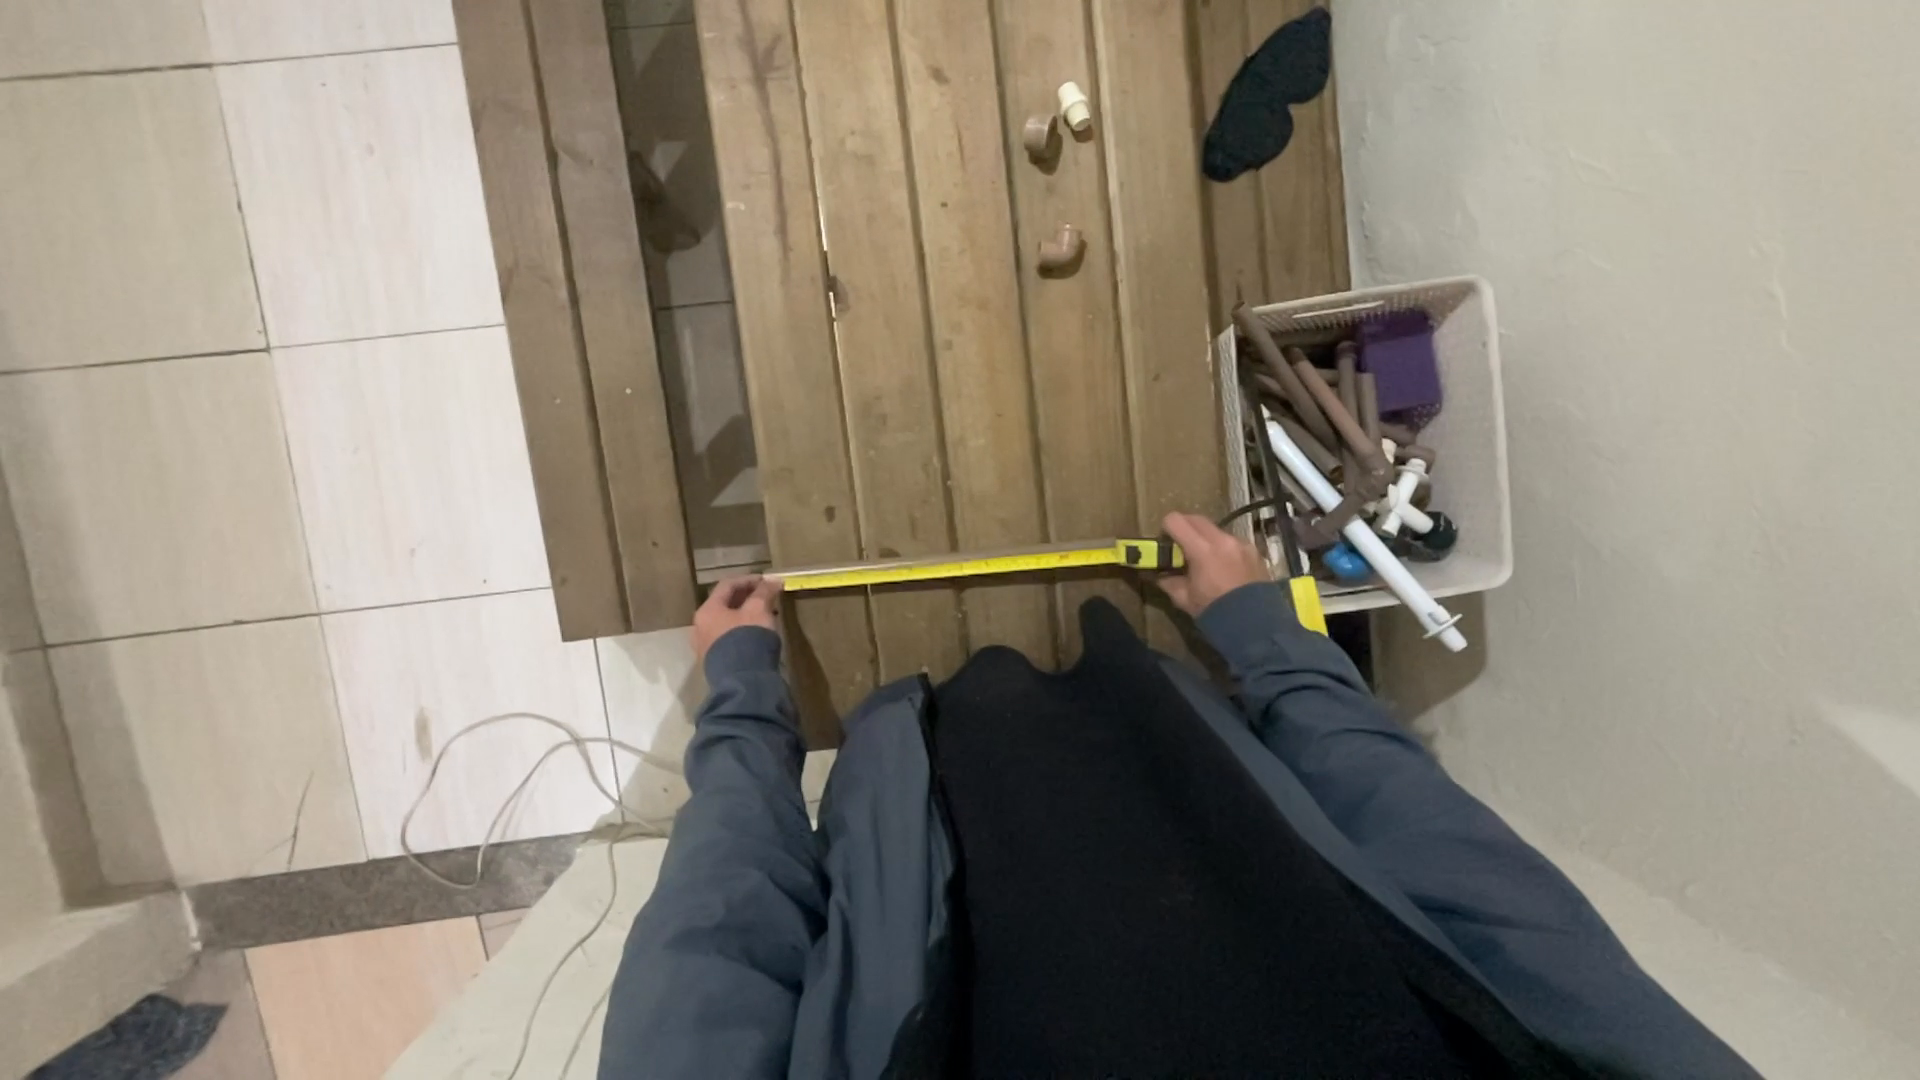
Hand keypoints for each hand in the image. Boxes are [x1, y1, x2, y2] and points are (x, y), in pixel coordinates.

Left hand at [694, 576, 783, 664]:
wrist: (742, 680)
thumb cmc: (748, 637)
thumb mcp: (759, 609)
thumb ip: (764, 592)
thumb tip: (773, 580)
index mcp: (708, 610)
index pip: (726, 586)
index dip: (748, 580)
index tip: (766, 581)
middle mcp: (700, 627)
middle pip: (724, 604)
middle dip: (747, 598)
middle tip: (766, 597)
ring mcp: (705, 647)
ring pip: (725, 623)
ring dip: (745, 615)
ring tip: (765, 616)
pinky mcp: (714, 662)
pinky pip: (727, 639)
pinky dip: (741, 631)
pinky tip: (756, 635)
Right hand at [1153, 512, 1270, 616]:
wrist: (1256, 626)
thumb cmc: (1215, 612)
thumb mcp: (1185, 599)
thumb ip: (1168, 581)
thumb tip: (1156, 574)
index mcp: (1202, 550)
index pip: (1175, 520)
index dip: (1166, 529)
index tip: (1166, 543)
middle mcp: (1223, 540)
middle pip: (1196, 518)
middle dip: (1184, 528)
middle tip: (1180, 548)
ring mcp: (1242, 544)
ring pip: (1216, 529)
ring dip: (1205, 538)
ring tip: (1205, 561)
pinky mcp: (1255, 552)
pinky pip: (1233, 542)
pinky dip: (1223, 548)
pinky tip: (1225, 568)